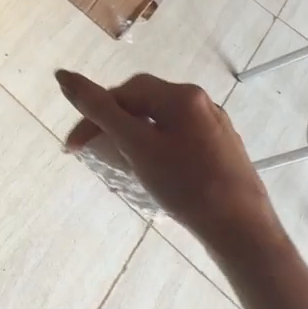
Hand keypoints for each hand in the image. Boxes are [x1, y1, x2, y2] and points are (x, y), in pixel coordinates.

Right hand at [57, 69, 283, 259]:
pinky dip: (156, 148)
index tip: (75, 148)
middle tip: (95, 152)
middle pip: (141, 103)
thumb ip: (98, 109)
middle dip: (112, 125)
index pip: (121, 93)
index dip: (92, 116)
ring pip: (159, 121)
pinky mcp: (222, 149)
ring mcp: (215, 126)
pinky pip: (177, 137)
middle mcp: (200, 102)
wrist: (245, 233)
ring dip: (132, 137)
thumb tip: (63, 75)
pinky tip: (154, 170)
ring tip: (121, 161)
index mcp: (180, 94)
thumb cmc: (186, 185)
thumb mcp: (135, 145)